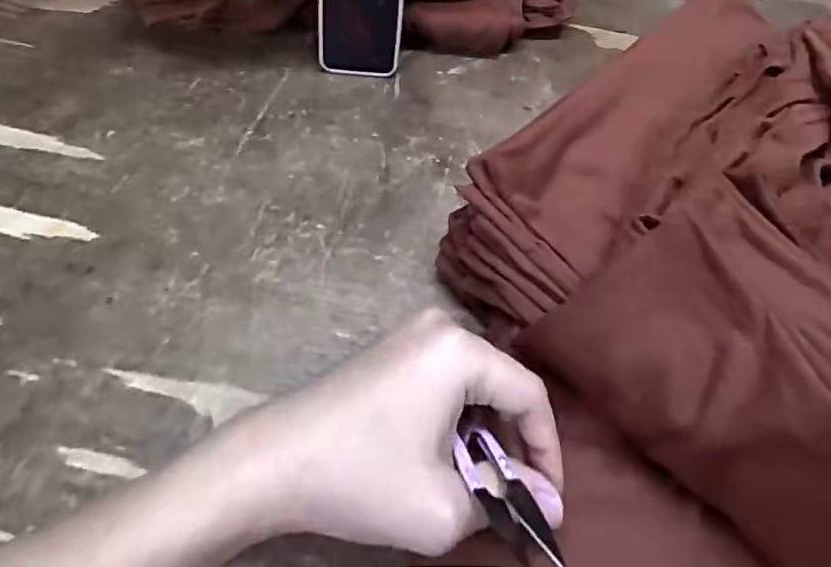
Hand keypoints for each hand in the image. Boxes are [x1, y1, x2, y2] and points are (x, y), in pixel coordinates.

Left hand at [216, 309, 563, 555]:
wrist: (279, 457)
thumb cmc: (364, 476)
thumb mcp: (445, 504)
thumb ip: (507, 498)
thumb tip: (551, 503)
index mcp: (458, 348)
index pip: (530, 394)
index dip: (548, 451)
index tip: (549, 503)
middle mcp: (440, 326)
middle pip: (502, 384)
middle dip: (515, 444)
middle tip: (516, 497)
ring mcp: (412, 333)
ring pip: (475, 383)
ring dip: (486, 434)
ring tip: (480, 484)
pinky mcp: (394, 349)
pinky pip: (447, 379)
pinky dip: (458, 419)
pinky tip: (447, 457)